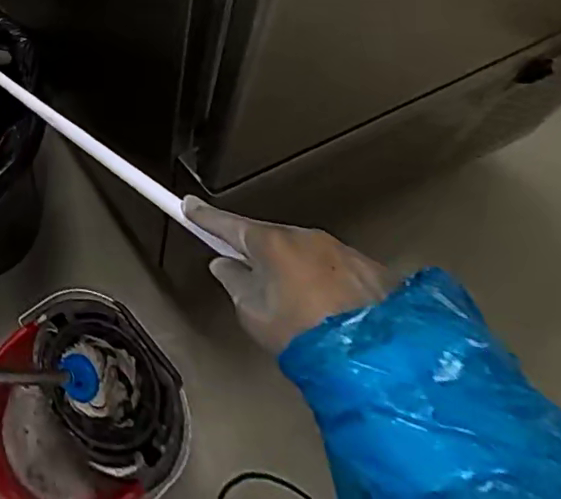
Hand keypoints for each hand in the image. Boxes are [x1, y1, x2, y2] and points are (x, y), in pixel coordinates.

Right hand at [183, 197, 395, 353]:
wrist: (372, 355)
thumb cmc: (302, 336)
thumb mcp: (253, 315)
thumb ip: (234, 284)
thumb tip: (225, 265)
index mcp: (270, 242)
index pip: (227, 223)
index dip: (204, 216)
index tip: (188, 204)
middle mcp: (303, 234)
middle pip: (269, 237)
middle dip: (257, 253)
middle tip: (251, 280)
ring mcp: (338, 247)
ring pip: (304, 251)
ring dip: (294, 269)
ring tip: (299, 309)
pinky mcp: (367, 266)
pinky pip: (334, 267)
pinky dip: (326, 282)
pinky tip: (330, 310)